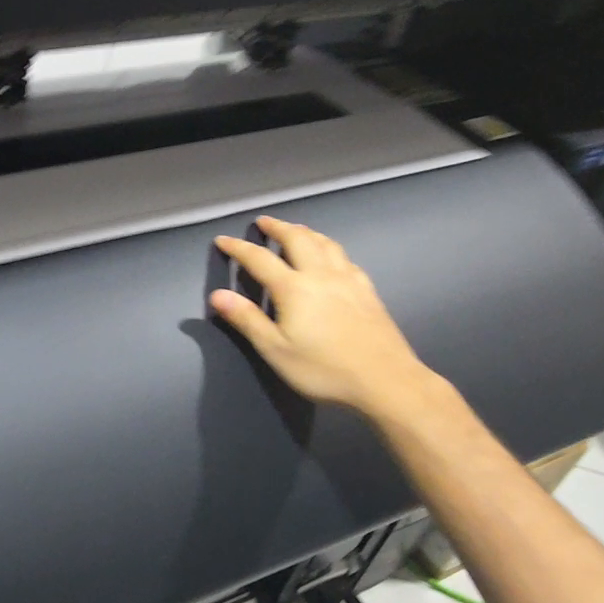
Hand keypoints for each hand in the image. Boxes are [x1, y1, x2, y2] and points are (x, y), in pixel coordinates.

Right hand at [210, 216, 444, 416]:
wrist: (386, 380)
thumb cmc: (324, 369)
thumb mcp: (276, 350)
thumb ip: (247, 320)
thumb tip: (218, 294)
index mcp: (294, 288)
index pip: (259, 259)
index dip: (238, 248)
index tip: (222, 239)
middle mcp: (321, 275)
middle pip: (297, 239)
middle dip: (277, 227)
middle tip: (263, 222)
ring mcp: (349, 280)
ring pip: (325, 243)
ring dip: (306, 232)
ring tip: (296, 230)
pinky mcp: (368, 291)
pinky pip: (345, 258)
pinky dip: (330, 249)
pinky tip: (332, 258)